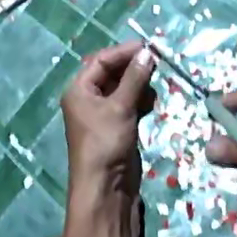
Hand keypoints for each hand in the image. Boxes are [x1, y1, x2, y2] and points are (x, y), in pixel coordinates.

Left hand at [61, 41, 155, 194]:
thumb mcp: (121, 106)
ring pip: (124, 88)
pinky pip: (130, 103)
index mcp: (79, 90)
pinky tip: (152, 103)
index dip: (124, 52)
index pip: (101, 60)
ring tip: (154, 87)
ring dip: (139, 84)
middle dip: (134, 67)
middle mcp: (88, 99)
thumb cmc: (106, 143)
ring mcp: (103, 113)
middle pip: (112, 72)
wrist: (106, 188)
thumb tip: (148, 53)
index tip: (149, 48)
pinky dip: (141, 100)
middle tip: (157, 63)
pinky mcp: (117, 126)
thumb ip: (135, 78)